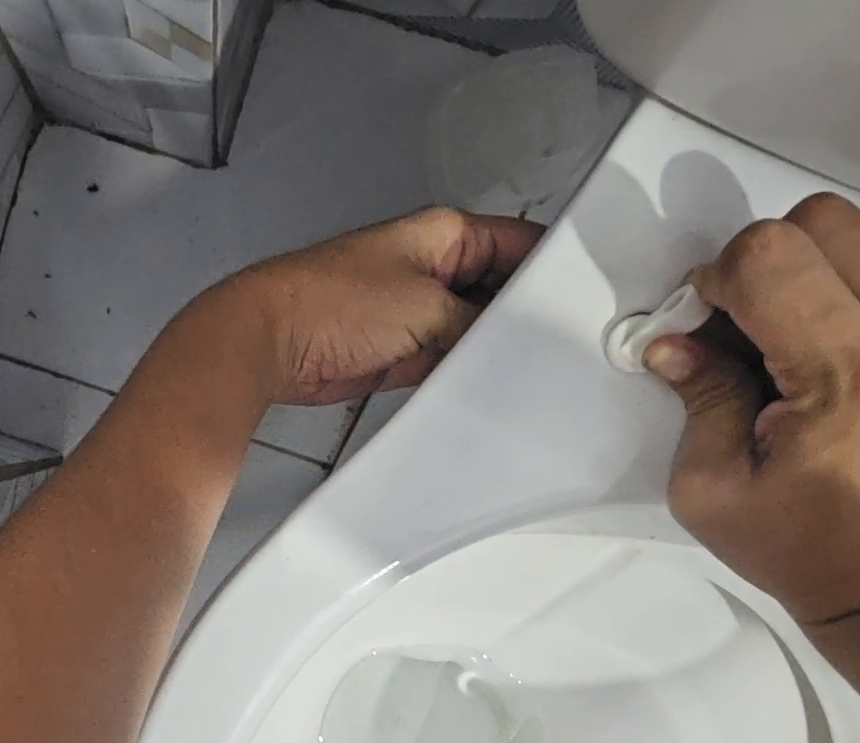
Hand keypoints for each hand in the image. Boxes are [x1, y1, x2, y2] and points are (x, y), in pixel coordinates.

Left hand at [209, 207, 543, 405]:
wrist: (270, 343)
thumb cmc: (337, 304)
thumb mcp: (426, 307)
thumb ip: (476, 322)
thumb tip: (508, 340)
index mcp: (446, 235)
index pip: (520, 245)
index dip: (554, 273)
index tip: (588, 306)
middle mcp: (434, 270)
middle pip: (498, 292)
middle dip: (522, 320)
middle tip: (566, 352)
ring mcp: (416, 313)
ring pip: (471, 331)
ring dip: (490, 352)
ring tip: (537, 376)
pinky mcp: (399, 352)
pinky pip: (443, 360)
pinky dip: (460, 373)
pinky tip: (490, 390)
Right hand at [644, 193, 859, 624]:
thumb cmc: (794, 545)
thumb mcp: (708, 484)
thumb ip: (698, 397)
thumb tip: (673, 343)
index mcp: (850, 374)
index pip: (772, 256)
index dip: (715, 280)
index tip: (698, 330)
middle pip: (826, 222)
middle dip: (762, 263)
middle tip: (738, 329)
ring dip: (805, 284)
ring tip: (782, 357)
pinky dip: (844, 309)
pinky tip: (826, 372)